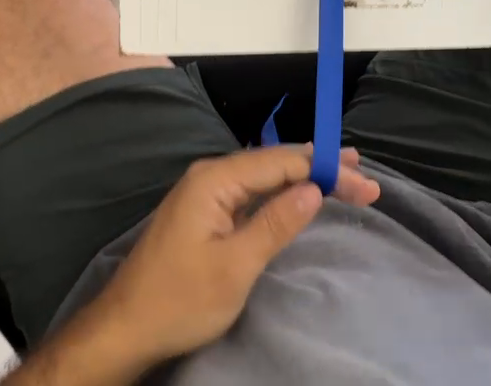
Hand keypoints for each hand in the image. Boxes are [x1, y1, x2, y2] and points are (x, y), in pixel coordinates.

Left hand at [83, 147, 380, 370]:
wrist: (126, 327)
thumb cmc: (180, 299)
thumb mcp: (236, 266)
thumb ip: (276, 224)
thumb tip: (314, 190)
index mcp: (215, 179)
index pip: (281, 163)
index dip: (325, 169)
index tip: (365, 183)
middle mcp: (210, 175)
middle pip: (274, 163)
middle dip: (319, 168)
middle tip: (364, 177)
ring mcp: (205, 193)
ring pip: (263, 176)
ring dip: (303, 178)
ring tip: (342, 174)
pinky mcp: (204, 212)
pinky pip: (250, 192)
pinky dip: (281, 193)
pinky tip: (299, 193)